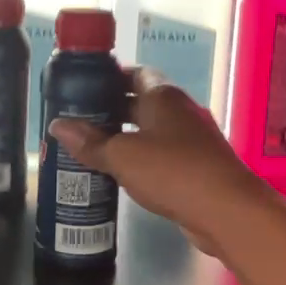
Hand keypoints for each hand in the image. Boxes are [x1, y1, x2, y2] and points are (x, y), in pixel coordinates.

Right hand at [48, 68, 276, 256]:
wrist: (227, 211)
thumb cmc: (172, 171)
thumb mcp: (122, 156)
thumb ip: (90, 143)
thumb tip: (58, 126)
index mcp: (163, 96)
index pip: (135, 74)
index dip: (111, 78)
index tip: (84, 88)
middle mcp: (180, 111)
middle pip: (142, 103)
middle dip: (113, 110)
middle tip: (81, 121)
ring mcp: (193, 139)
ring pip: (152, 131)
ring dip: (127, 137)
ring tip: (93, 148)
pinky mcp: (198, 167)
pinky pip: (163, 155)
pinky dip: (142, 159)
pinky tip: (122, 174)